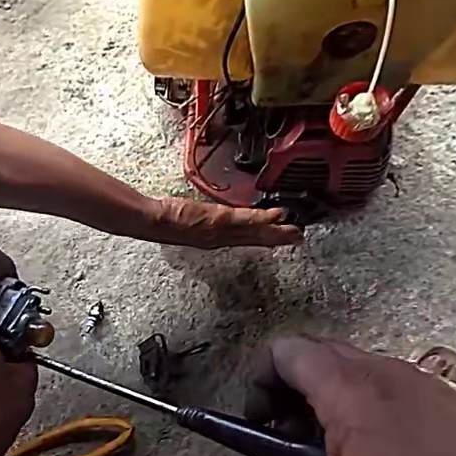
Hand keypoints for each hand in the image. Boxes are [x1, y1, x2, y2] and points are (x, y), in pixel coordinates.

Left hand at [145, 197, 302, 248]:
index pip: (246, 239)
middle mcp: (222, 238)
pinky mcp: (218, 220)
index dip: (265, 239)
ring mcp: (221, 230)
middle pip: (254, 239)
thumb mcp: (192, 220)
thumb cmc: (170, 219)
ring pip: (253, 231)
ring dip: (275, 232)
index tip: (283, 238)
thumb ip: (208, 219)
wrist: (156, 222)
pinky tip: (277, 216)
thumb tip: (216, 216)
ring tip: (295, 231)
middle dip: (277, 239)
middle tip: (299, 238)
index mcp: (217, 238)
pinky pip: (245, 220)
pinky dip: (262, 218)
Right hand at [224, 336, 455, 455]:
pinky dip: (355, 409)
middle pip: (313, 355)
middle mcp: (383, 372)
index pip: (285, 350)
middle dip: (285, 393)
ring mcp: (416, 381)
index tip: (259, 424)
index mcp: (352, 392)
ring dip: (320, 404)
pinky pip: (379, 386)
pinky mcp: (439, 398)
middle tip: (287, 445)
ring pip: (346, 371)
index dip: (258, 381)